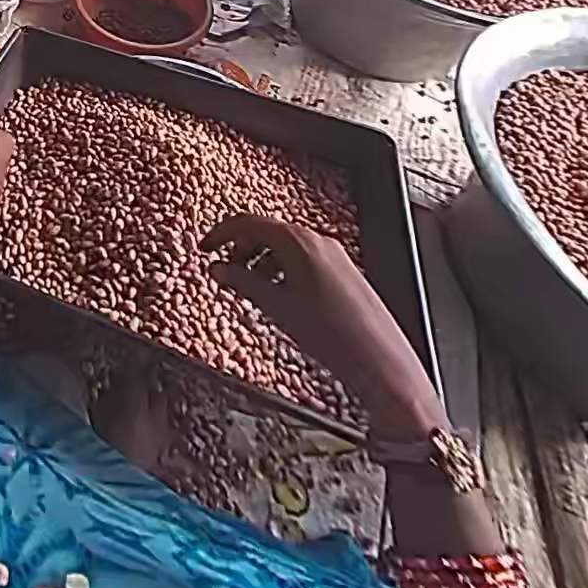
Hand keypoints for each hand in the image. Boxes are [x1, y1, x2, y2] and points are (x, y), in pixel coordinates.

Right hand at [205, 214, 446, 442]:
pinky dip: (280, 270)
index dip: (222, 234)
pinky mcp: (342, 273)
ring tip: (247, 286)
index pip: (250, 223)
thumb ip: (243, 282)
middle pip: (267, 232)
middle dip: (240, 249)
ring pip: (284, 247)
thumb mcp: (276, 307)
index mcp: (299, 241)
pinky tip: (275, 295)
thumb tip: (219, 269)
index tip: (206, 247)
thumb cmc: (334, 335)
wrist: (382, 364)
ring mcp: (332, 256)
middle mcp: (317, 242)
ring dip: (259, 261)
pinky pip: (301, 260)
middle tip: (223, 269)